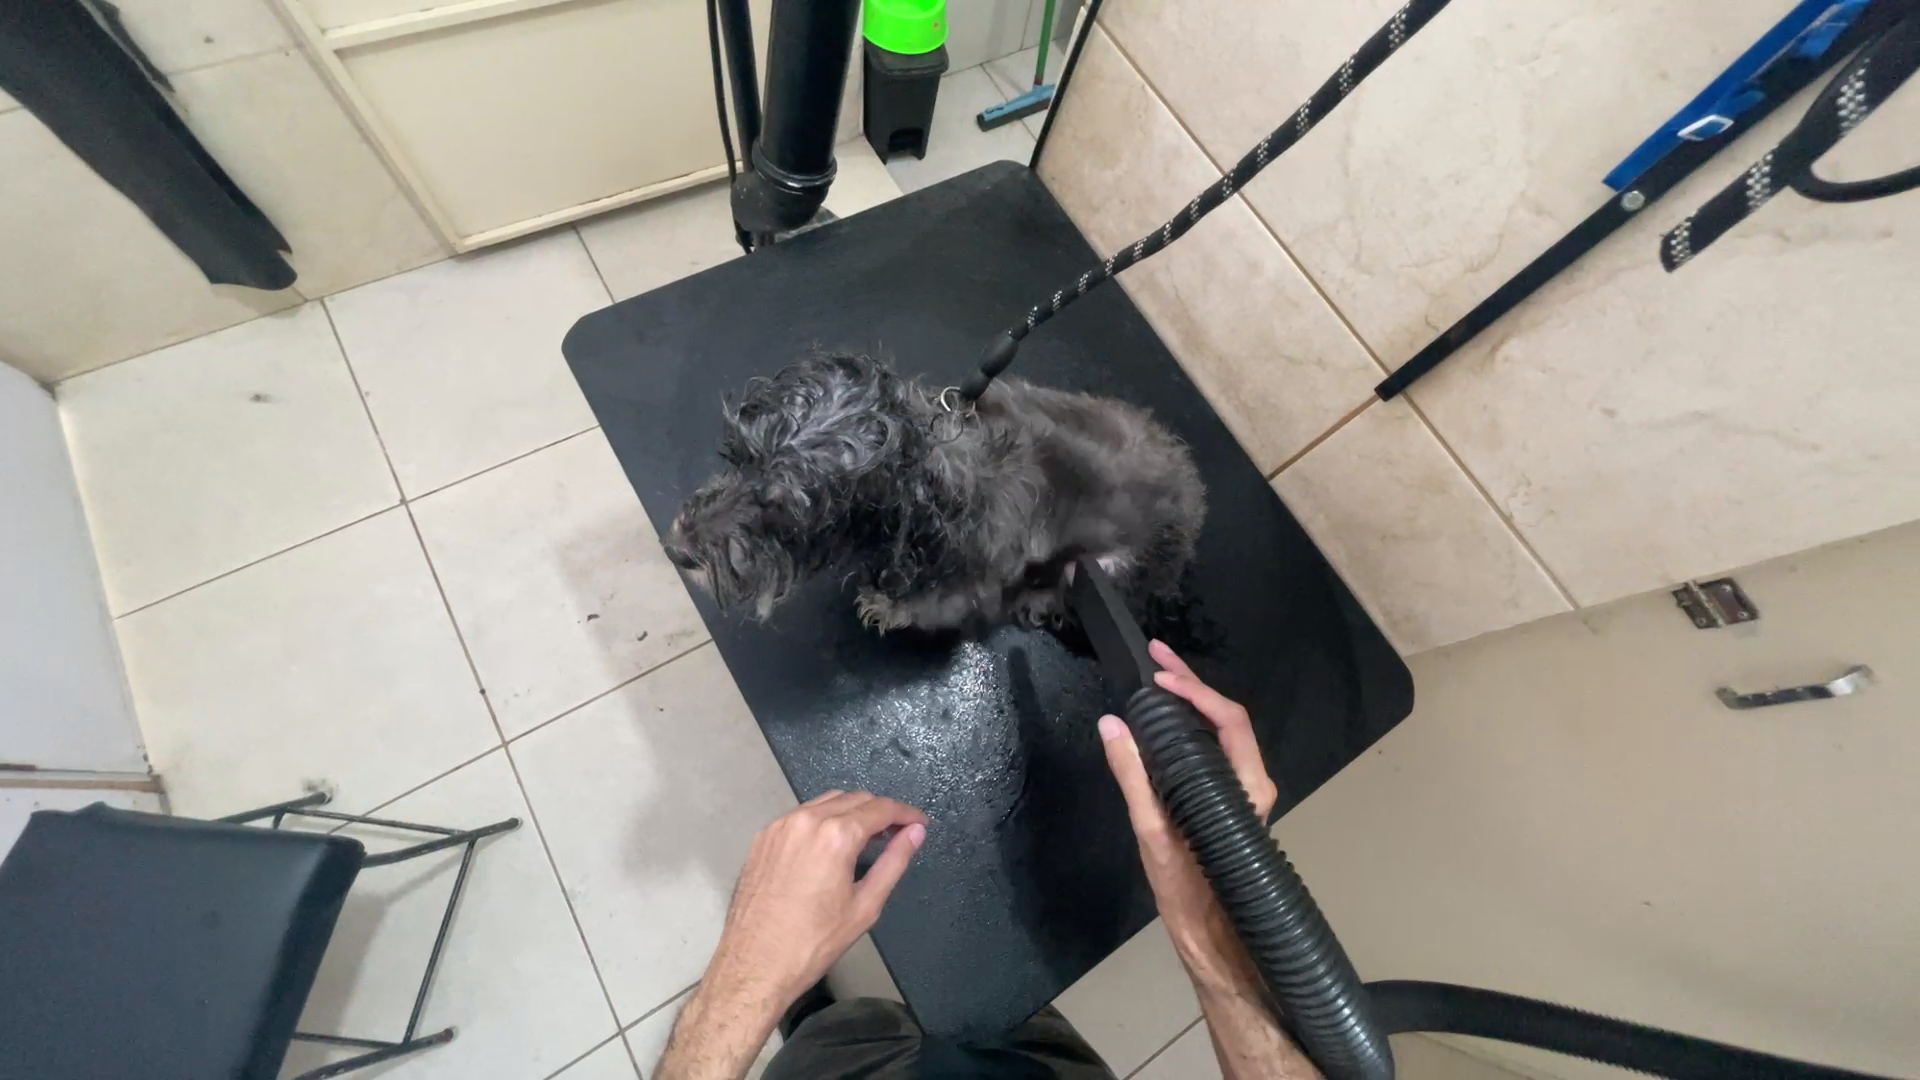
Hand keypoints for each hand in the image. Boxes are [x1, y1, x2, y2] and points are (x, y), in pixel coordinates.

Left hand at [706, 791, 928, 1011]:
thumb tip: (915, 832)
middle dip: (881, 810)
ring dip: (853, 810)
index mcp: (835, 836)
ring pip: (828, 800)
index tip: (920, 823)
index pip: (881, 808)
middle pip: (856, 798)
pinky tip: (829, 844)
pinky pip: (802, 814)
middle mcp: (807, 819)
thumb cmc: (813, 944)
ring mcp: (781, 825)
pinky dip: (824, 819)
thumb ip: (894, 862)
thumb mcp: (865, 907)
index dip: (906, 813)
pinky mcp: (764, 836)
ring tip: (867, 837)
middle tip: (897, 832)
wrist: (752, 967)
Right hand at [1099, 641, 1276, 988]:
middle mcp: (1248, 781)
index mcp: (1244, 786)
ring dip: (1189, 696)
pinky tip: (1162, 714)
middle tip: (1155, 652)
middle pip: (1224, 716)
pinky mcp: (1222, 796)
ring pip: (1218, 729)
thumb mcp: (1154, 833)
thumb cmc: (1188, 889)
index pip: (1228, 720)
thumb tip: (1112, 724)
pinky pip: (1208, 746)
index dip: (1195, 690)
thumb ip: (1134, 776)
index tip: (1159, 674)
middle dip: (1190, 680)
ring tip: (1157, 672)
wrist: (1213, 936)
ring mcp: (1237, 788)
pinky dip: (1186, 720)